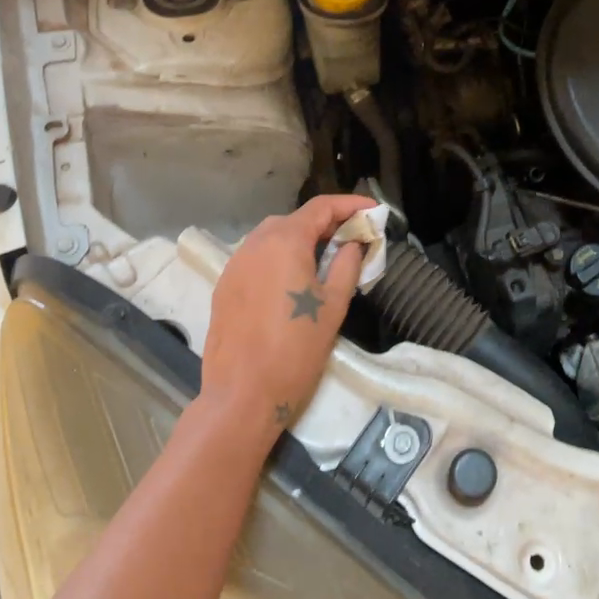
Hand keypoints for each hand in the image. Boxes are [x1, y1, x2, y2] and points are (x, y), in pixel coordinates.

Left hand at [199, 194, 377, 433]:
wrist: (242, 394)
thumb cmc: (296, 349)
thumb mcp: (334, 305)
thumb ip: (347, 264)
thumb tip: (353, 243)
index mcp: (285, 241)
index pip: (321, 207)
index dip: (350, 205)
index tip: (374, 211)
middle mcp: (255, 243)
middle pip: (295, 220)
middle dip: (326, 224)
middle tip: (353, 239)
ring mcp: (235, 264)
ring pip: (272, 237)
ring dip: (300, 241)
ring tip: (325, 259)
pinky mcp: (225, 286)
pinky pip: (256, 258)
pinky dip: (279, 258)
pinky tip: (293, 281)